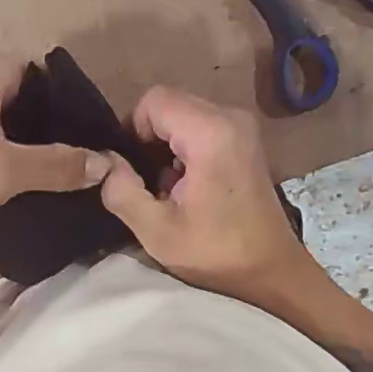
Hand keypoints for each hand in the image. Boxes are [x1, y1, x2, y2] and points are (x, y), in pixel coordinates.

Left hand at [0, 54, 109, 238]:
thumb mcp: (4, 172)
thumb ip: (57, 165)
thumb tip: (106, 163)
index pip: (50, 79)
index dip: (73, 113)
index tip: (92, 147)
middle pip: (31, 102)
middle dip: (54, 134)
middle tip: (79, 170)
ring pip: (10, 123)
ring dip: (30, 149)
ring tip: (57, 180)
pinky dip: (6, 156)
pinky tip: (19, 183)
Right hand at [100, 87, 327, 305]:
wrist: (268, 270)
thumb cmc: (214, 254)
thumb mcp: (156, 231)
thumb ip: (122, 192)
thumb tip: (104, 164)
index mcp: (210, 133)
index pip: (153, 101)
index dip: (132, 131)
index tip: (132, 171)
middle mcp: (230, 117)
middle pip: (169, 104)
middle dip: (147, 139)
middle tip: (146, 185)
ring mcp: (242, 127)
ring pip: (183, 115)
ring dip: (164, 148)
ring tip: (165, 190)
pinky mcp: (244, 140)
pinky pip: (199, 127)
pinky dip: (182, 150)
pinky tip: (184, 187)